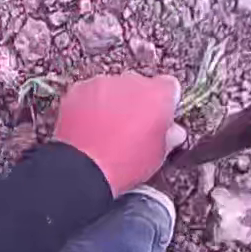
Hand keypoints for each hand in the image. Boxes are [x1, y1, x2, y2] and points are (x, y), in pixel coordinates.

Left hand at [53, 72, 186, 193]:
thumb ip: (169, 137)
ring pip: (113, 88)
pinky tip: (89, 129)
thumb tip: (173, 132)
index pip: (170, 87)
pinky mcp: (78, 90)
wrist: (83, 169)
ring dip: (112, 103)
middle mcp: (131, 82)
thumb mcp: (157, 157)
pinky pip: (88, 94)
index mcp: (158, 95)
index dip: (165, 103)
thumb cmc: (123, 164)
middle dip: (138, 102)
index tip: (160, 117)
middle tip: (132, 130)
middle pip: (140, 85)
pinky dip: (89, 106)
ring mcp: (102, 84)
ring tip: (107, 133)